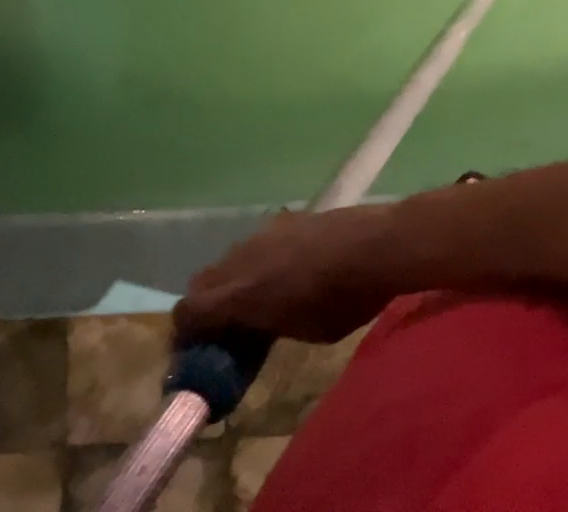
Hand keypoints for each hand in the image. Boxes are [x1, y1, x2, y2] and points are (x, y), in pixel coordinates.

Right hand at [173, 205, 395, 345]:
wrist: (380, 245)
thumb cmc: (346, 300)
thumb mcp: (305, 332)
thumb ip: (271, 328)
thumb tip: (261, 328)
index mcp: (238, 295)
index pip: (187, 313)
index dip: (188, 335)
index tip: (203, 350)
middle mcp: (241, 258)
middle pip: (204, 282)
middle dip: (211, 304)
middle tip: (234, 324)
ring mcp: (265, 232)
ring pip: (233, 258)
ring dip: (239, 278)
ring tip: (268, 293)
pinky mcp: (290, 217)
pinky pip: (262, 241)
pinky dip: (265, 257)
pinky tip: (294, 267)